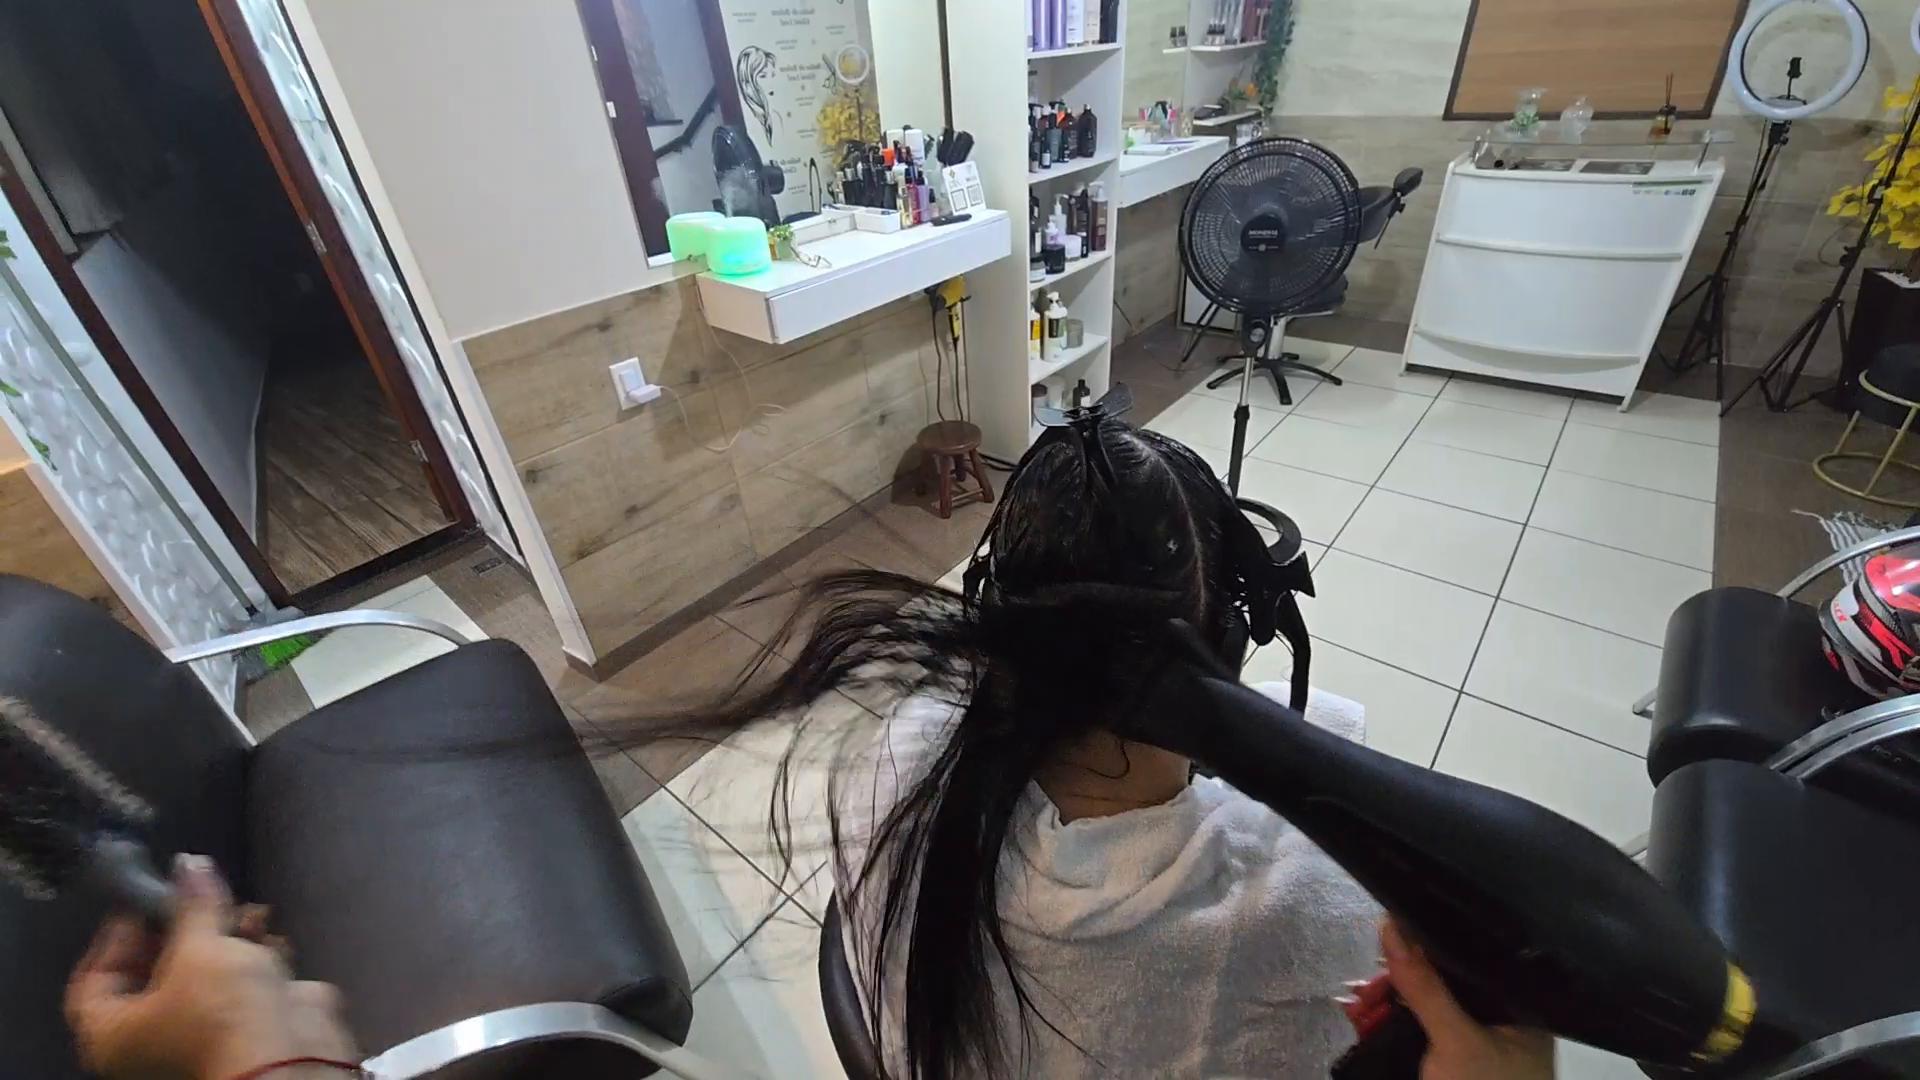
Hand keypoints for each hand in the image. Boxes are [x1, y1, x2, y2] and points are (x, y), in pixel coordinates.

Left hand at [64, 854, 357, 1079]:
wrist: (285, 1045)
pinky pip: (241, 972)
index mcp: (113, 1029)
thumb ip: (195, 905)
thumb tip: (189, 862)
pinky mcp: (246, 1011)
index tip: (154, 893)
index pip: (97, 973)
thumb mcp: (201, 948)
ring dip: (228, 932)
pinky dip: (254, 948)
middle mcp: (148, 1030)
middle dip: (188, 926)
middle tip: (209, 896)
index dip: (121, 931)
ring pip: (205, 965)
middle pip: (156, 966)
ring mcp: (201, 1022)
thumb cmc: (222, 1005)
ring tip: (251, 914)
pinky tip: (269, 932)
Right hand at [1382, 920, 1554, 1079]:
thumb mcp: (1456, 1042)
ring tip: (1362, 998)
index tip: (1397, 924)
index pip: (1476, 957)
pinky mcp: (1447, 1055)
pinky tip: (1366, 1010)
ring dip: (1390, 994)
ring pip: (1424, 998)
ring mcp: (1471, 1039)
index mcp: (1520, 1014)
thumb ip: (1424, 985)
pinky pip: (1414, 1020)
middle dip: (1404, 970)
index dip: (1434, 938)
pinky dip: (1390, 1014)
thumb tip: (1388, 923)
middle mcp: (1498, 1021)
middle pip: (1444, 976)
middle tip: (1374, 968)